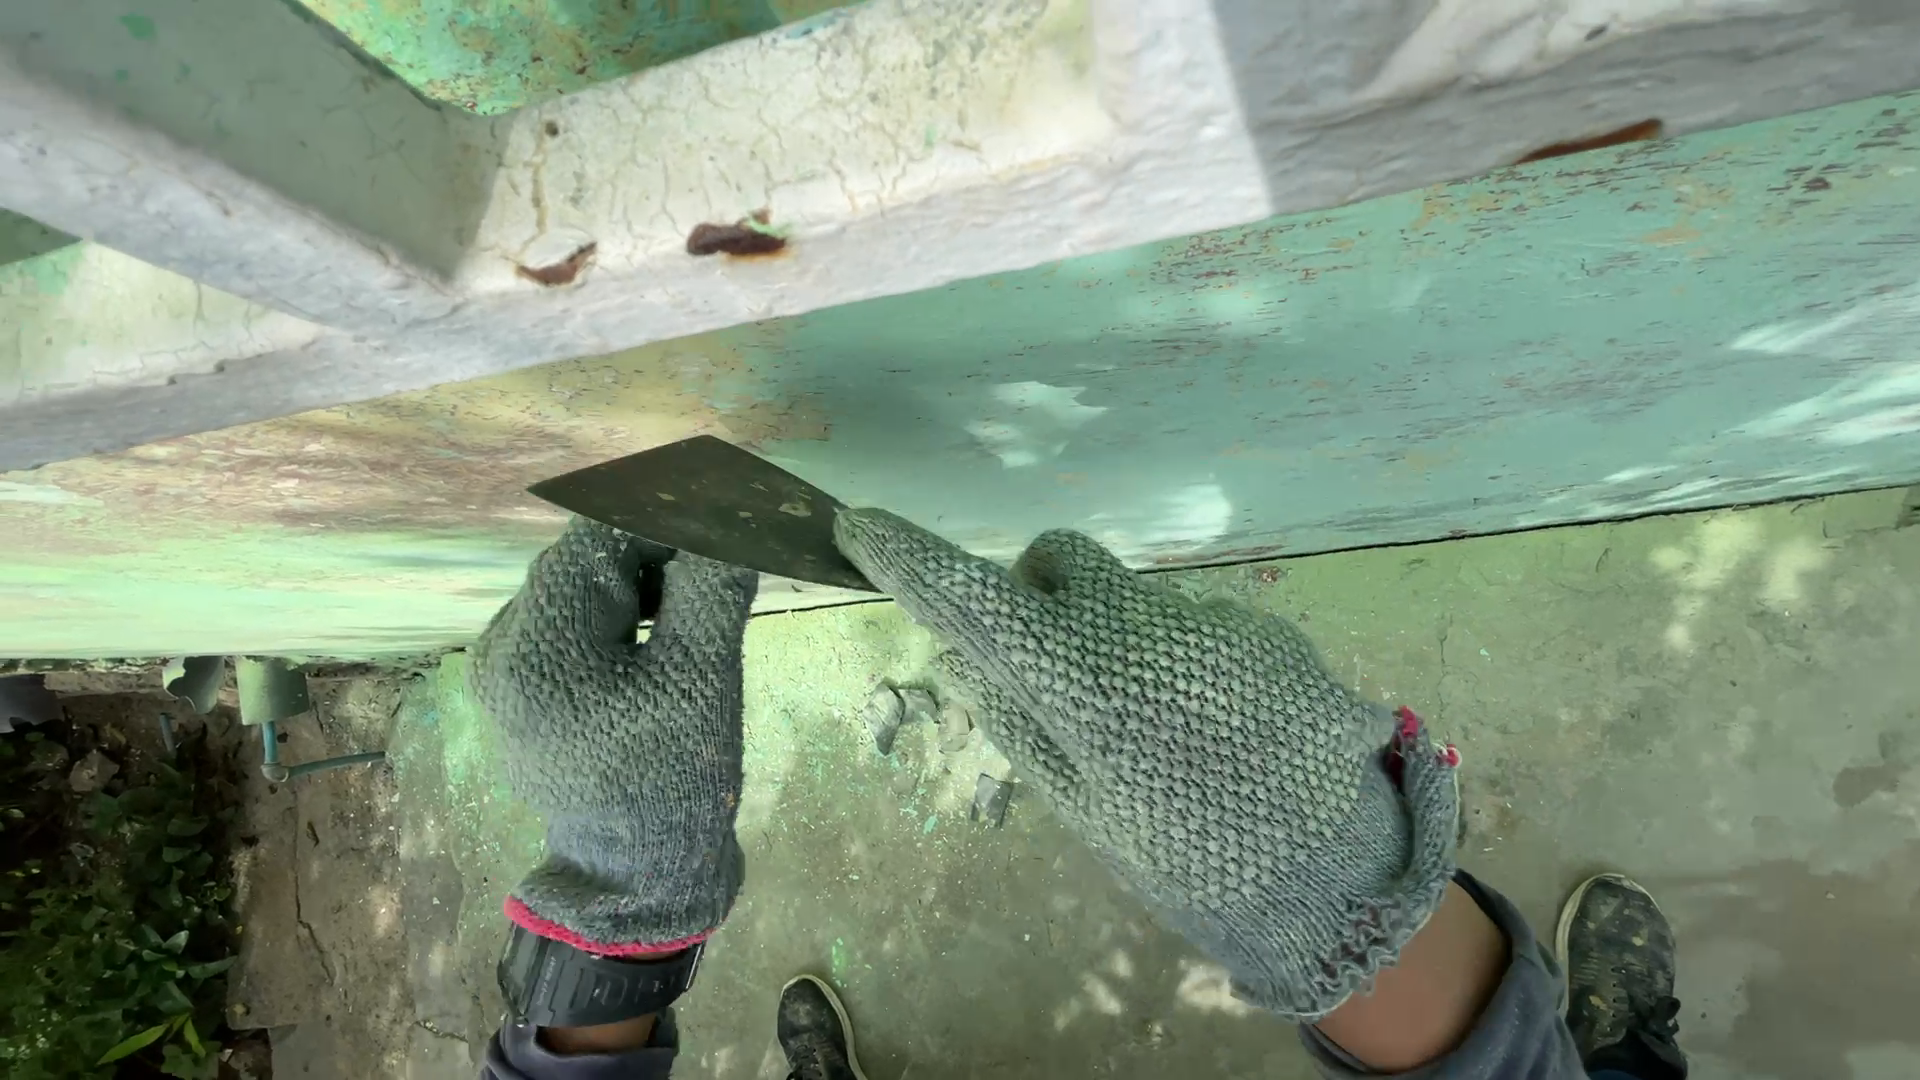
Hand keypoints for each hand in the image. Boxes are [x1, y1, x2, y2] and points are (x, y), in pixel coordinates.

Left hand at [470, 518, 757, 953]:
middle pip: (585, 563)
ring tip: (695, 608)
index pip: (597, 540)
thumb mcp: (700, 676)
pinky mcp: (528, 694)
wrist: (637, 871)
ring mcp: (509, 674)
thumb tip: (728, 523)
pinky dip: (624, 614)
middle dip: (655, 554)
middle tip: (716, 572)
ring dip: (642, 582)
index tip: (720, 531)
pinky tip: (662, 638)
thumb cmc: (671, 776)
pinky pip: (576, 626)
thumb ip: (710, 588)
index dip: (662, 521)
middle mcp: (504, 649)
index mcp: (537, 645)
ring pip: (582, 591)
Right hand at [834, 509, 1458, 1018]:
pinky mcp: (1264, 625)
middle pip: (1059, 560)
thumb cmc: (1190, 859)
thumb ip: (1018, 721)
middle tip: (1054, 656)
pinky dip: (1180, 652)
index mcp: (1086, 682)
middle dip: (1040, 591)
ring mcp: (1212, 618)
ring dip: (1119, 632)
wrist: (1338, 885)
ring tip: (1165, 717)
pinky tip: (1219, 716)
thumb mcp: (1084, 807)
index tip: (861, 524)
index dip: (911, 558)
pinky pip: (1191, 619)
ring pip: (1129, 593)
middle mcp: (1146, 626)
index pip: (977, 599)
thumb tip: (961, 657)